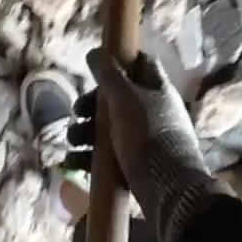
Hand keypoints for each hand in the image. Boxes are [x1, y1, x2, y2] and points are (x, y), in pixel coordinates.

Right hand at [68, 50, 224, 241]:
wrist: (168, 190)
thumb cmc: (147, 135)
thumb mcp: (125, 97)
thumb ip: (108, 73)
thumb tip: (95, 51)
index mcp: (158, 90)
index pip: (141, 63)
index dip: (119, 61)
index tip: (97, 67)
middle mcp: (154, 112)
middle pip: (117, 98)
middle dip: (91, 104)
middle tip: (77, 110)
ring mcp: (146, 140)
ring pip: (109, 127)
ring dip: (85, 130)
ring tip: (73, 139)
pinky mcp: (136, 165)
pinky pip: (108, 154)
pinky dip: (89, 155)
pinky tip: (74, 161)